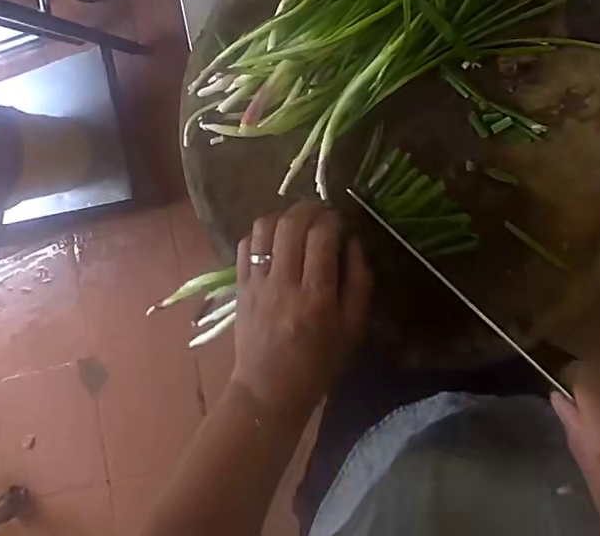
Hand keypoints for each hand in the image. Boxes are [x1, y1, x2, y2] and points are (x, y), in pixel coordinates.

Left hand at [229, 201, 372, 419]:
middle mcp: (284, 285)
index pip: (322, 238)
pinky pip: (245, 244)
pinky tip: (274, 239)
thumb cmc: (318, 363)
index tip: (340, 220)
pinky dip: (260, 232)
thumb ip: (359, 282)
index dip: (333, 219)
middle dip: (309, 208)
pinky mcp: (240, 286)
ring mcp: (257, 284)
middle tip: (321, 211)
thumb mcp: (352, 329)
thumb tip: (353, 241)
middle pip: (291, 224)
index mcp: (316, 298)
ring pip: (265, 228)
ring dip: (283, 215)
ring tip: (297, 221)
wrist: (269, 392)